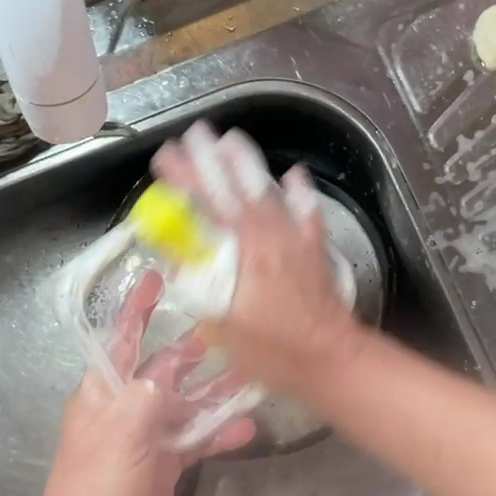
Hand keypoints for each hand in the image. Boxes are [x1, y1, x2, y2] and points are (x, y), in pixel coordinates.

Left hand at [29, 272, 253, 495]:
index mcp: (104, 390)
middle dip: (192, 348)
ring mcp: (148, 435)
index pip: (120, 336)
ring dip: (216, 388)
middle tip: (228, 328)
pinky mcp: (167, 462)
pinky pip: (198, 437)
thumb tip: (170, 368)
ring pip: (188, 401)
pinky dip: (220, 430)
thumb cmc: (97, 486)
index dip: (136, 307)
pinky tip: (248, 424)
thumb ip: (148, 393)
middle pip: (164, 366)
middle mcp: (127, 405)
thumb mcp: (120, 433)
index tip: (155, 277)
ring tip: (252, 373)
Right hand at [150, 121, 366, 394]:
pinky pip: (306, 214)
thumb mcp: (221, 325)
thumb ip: (198, 286)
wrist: (331, 360)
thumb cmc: (273, 351)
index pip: (206, 205)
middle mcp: (269, 236)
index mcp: (243, 251)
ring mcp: (295, 240)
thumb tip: (177, 255)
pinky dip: (299, 193)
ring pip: (269, 193)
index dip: (183, 179)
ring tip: (231, 140)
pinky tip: (293, 174)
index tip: (164, 158)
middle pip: (235, 189)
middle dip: (211, 160)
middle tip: (194, 135)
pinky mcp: (314, 251)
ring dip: (248, 165)